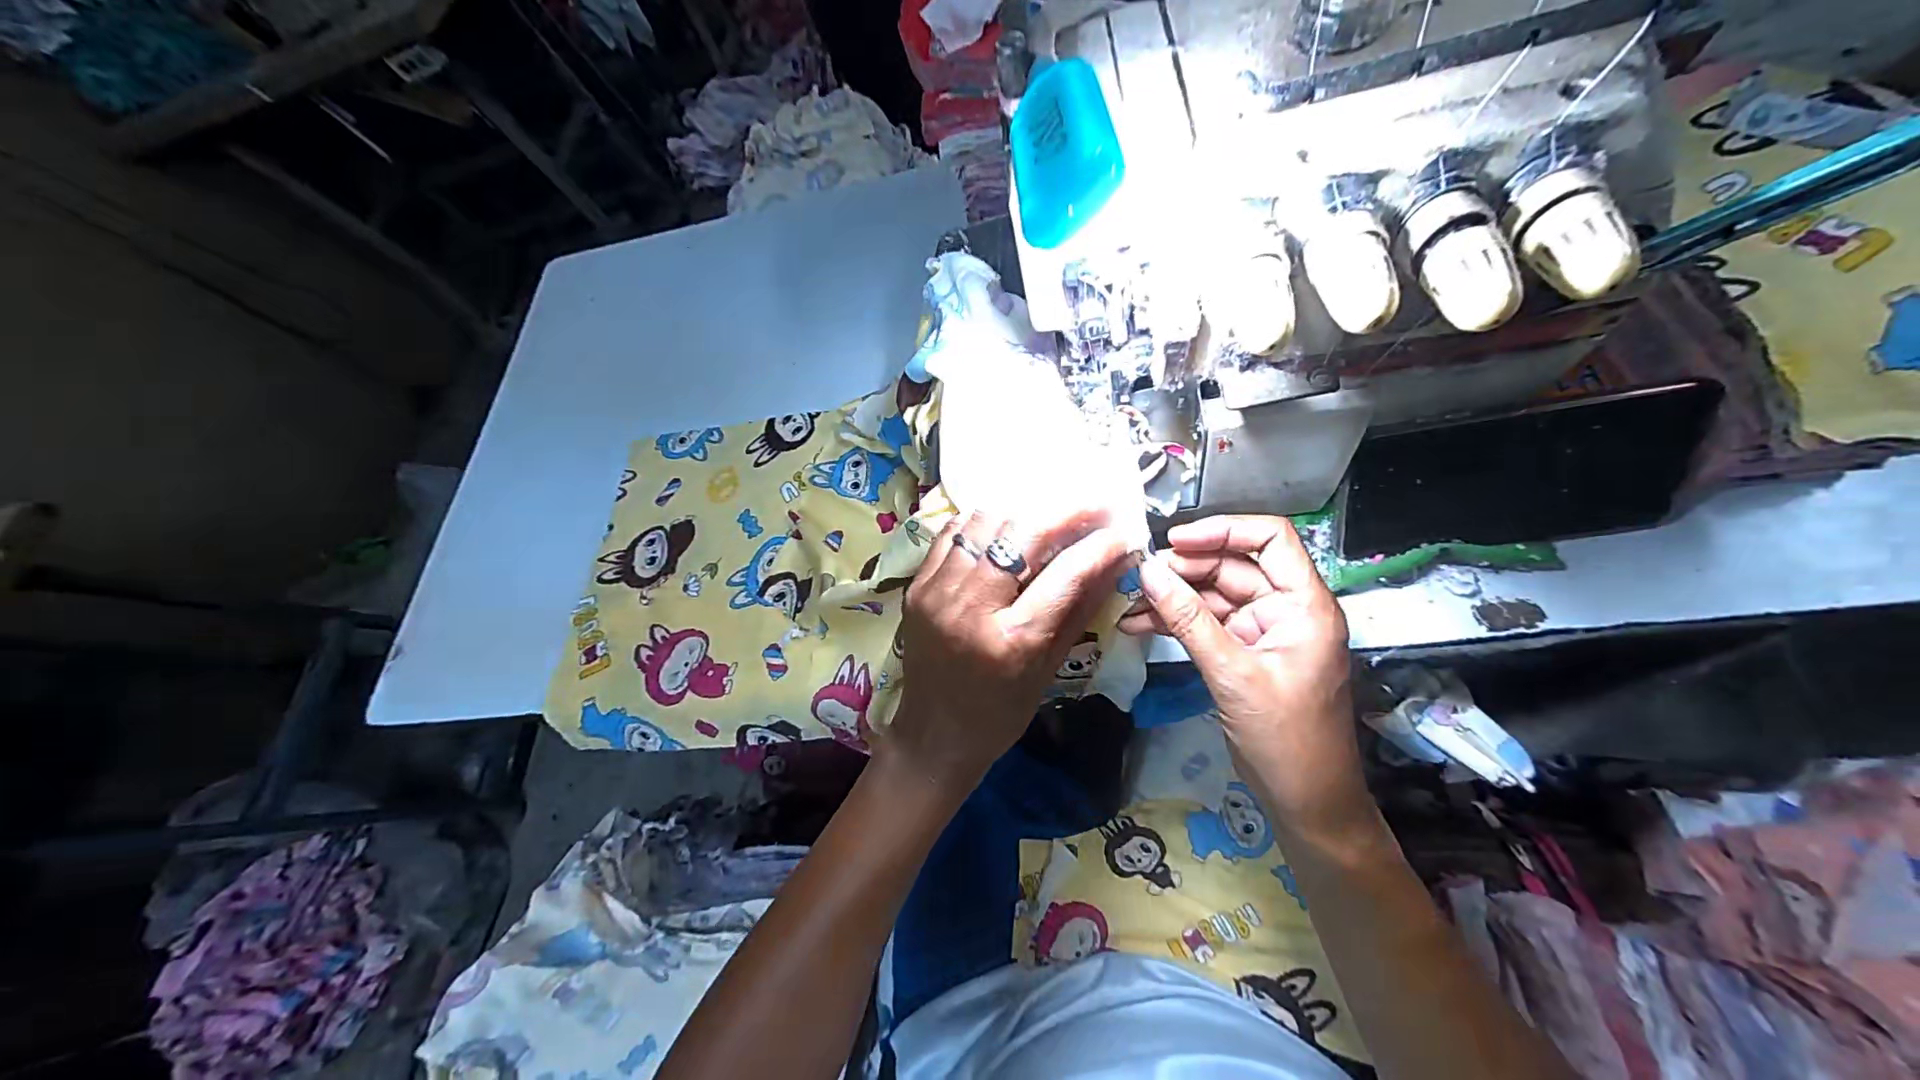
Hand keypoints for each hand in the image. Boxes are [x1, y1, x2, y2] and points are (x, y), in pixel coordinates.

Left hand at [886, 510, 1132, 792]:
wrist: (933, 735)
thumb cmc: (1000, 714)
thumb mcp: (1049, 668)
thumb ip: (1080, 607)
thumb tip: (1116, 560)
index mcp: (1011, 641)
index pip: (1064, 574)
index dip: (1100, 546)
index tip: (1123, 532)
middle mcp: (969, 608)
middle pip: (1021, 535)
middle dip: (1065, 513)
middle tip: (1094, 506)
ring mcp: (937, 592)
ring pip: (984, 523)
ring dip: (1024, 512)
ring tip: (1051, 513)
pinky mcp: (918, 586)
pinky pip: (953, 533)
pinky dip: (984, 522)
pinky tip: (1007, 525)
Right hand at [1120, 516, 1367, 829]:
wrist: (1305, 801)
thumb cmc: (1285, 739)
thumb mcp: (1233, 674)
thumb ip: (1188, 620)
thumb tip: (1147, 572)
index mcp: (1304, 604)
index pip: (1271, 539)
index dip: (1223, 530)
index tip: (1174, 541)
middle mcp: (1286, 609)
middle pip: (1233, 566)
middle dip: (1184, 569)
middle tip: (1138, 579)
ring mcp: (1263, 631)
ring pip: (1213, 595)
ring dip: (1172, 598)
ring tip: (1130, 604)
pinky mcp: (1244, 653)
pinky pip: (1206, 624)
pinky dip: (1176, 622)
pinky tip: (1140, 624)